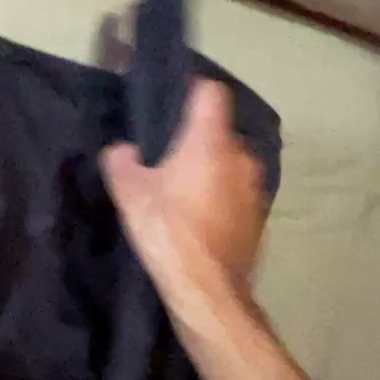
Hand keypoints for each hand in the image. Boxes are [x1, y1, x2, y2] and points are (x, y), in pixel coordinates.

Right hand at [101, 79, 269, 300]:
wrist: (207, 290)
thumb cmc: (168, 229)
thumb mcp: (128, 191)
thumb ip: (121, 159)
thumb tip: (125, 150)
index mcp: (210, 141)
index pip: (210, 92)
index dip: (188, 89)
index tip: (168, 101)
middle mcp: (240, 156)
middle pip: (216, 129)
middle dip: (193, 136)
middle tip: (164, 153)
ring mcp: (254, 187)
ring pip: (227, 161)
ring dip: (207, 167)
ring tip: (179, 187)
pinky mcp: (258, 215)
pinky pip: (234, 189)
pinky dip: (218, 193)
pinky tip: (196, 214)